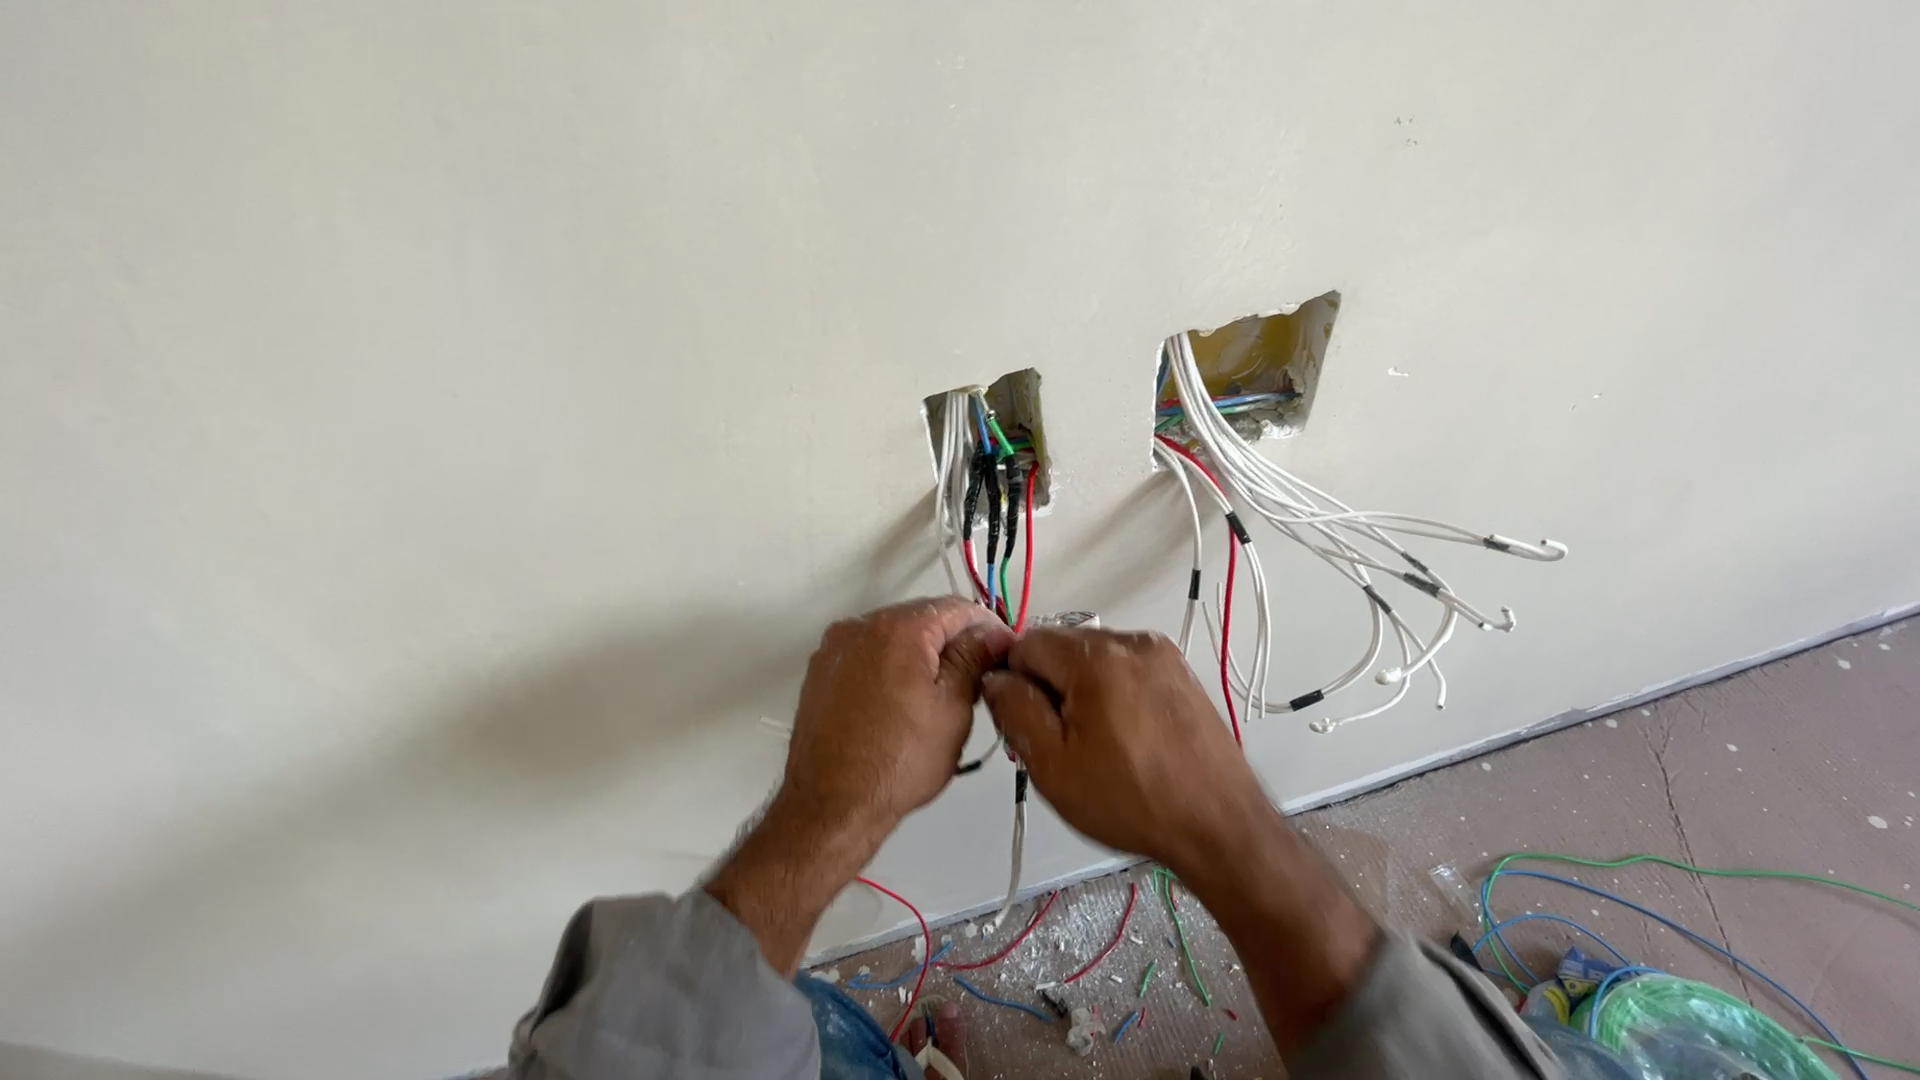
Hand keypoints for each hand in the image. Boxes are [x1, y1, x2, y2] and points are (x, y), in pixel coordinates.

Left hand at [778, 596, 1014, 837]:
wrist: (830, 805)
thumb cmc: (898, 761)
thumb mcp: (953, 709)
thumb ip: (974, 659)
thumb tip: (991, 633)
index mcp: (897, 629)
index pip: (956, 608)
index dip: (988, 626)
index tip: (1005, 650)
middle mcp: (859, 626)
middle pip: (921, 617)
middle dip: (953, 639)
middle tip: (980, 674)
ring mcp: (834, 649)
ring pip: (893, 636)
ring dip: (922, 653)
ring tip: (944, 691)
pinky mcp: (820, 673)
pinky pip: (867, 655)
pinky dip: (891, 666)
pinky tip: (905, 700)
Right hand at [984, 624, 1377, 1049]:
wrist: (1220, 826)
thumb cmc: (1130, 800)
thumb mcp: (1053, 764)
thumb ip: (1014, 710)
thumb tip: (997, 677)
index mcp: (1096, 657)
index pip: (1026, 642)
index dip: (1014, 680)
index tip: (1025, 723)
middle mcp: (1131, 641)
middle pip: (1063, 646)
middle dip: (1049, 684)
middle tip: (1059, 741)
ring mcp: (1163, 655)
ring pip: (1095, 657)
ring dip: (1082, 688)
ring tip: (1096, 743)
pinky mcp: (1183, 674)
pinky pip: (1128, 668)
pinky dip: (1114, 692)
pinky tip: (1126, 736)